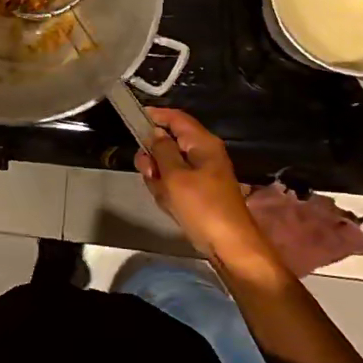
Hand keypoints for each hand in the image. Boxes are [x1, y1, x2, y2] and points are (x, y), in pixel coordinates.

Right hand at [135, 108, 262, 259]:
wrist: (229, 246)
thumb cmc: (203, 207)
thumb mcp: (176, 176)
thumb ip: (162, 151)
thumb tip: (155, 132)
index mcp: (203, 143)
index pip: (176, 118)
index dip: (155, 115)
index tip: (132, 118)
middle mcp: (204, 154)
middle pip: (170, 143)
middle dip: (154, 156)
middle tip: (148, 171)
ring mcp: (202, 174)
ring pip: (169, 166)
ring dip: (159, 178)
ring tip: (162, 195)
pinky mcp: (199, 193)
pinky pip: (175, 184)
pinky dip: (168, 192)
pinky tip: (169, 206)